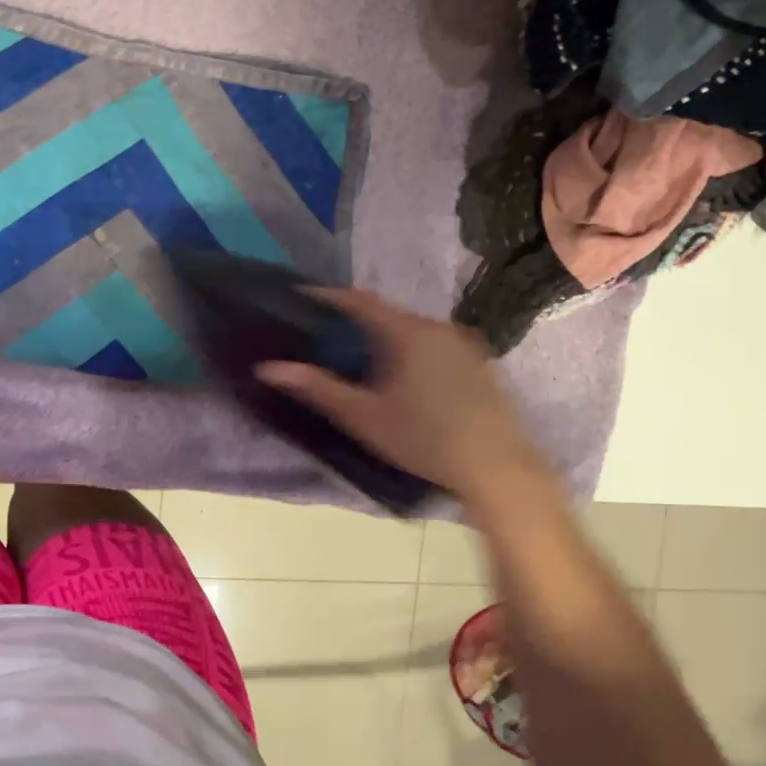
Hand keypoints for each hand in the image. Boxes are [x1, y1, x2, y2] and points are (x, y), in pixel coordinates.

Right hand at [254, 288, 561, 513]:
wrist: (498, 469)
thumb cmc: (422, 439)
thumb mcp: (362, 416)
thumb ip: (315, 387)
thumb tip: (267, 367)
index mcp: (405, 332)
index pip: (358, 300)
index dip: (327, 296)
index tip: (299, 296)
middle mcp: (437, 327)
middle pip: (386, 314)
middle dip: (354, 321)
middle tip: (324, 336)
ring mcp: (463, 344)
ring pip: (411, 330)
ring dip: (384, 338)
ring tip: (359, 358)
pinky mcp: (480, 363)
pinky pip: (433, 345)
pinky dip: (410, 351)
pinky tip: (402, 379)